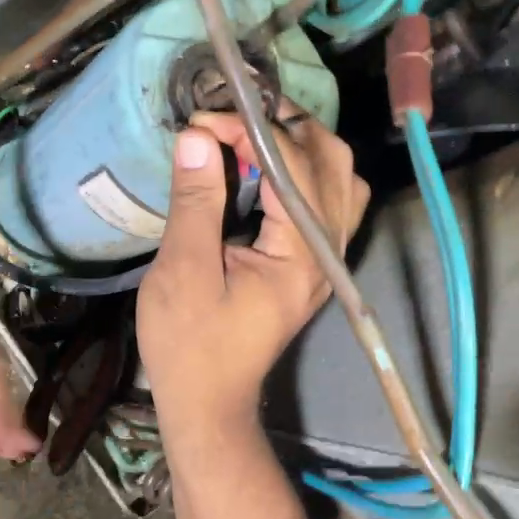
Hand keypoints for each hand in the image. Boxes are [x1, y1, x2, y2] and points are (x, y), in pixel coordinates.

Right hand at [137, 112, 369, 425]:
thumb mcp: (182, 271)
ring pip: (337, 180)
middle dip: (283, 127)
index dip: (246, 131)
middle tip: (228, 118)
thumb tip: (196, 137)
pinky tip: (262, 172)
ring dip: (299, 147)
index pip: (290, 166)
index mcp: (300, 254)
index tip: (199, 121)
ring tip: (247, 136)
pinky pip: (325, 202)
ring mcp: (324, 261)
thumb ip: (196, 202)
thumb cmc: (188, 343)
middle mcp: (326, 252)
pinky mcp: (310, 266)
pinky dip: (300, 173)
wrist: (207, 401)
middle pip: (332, 163)